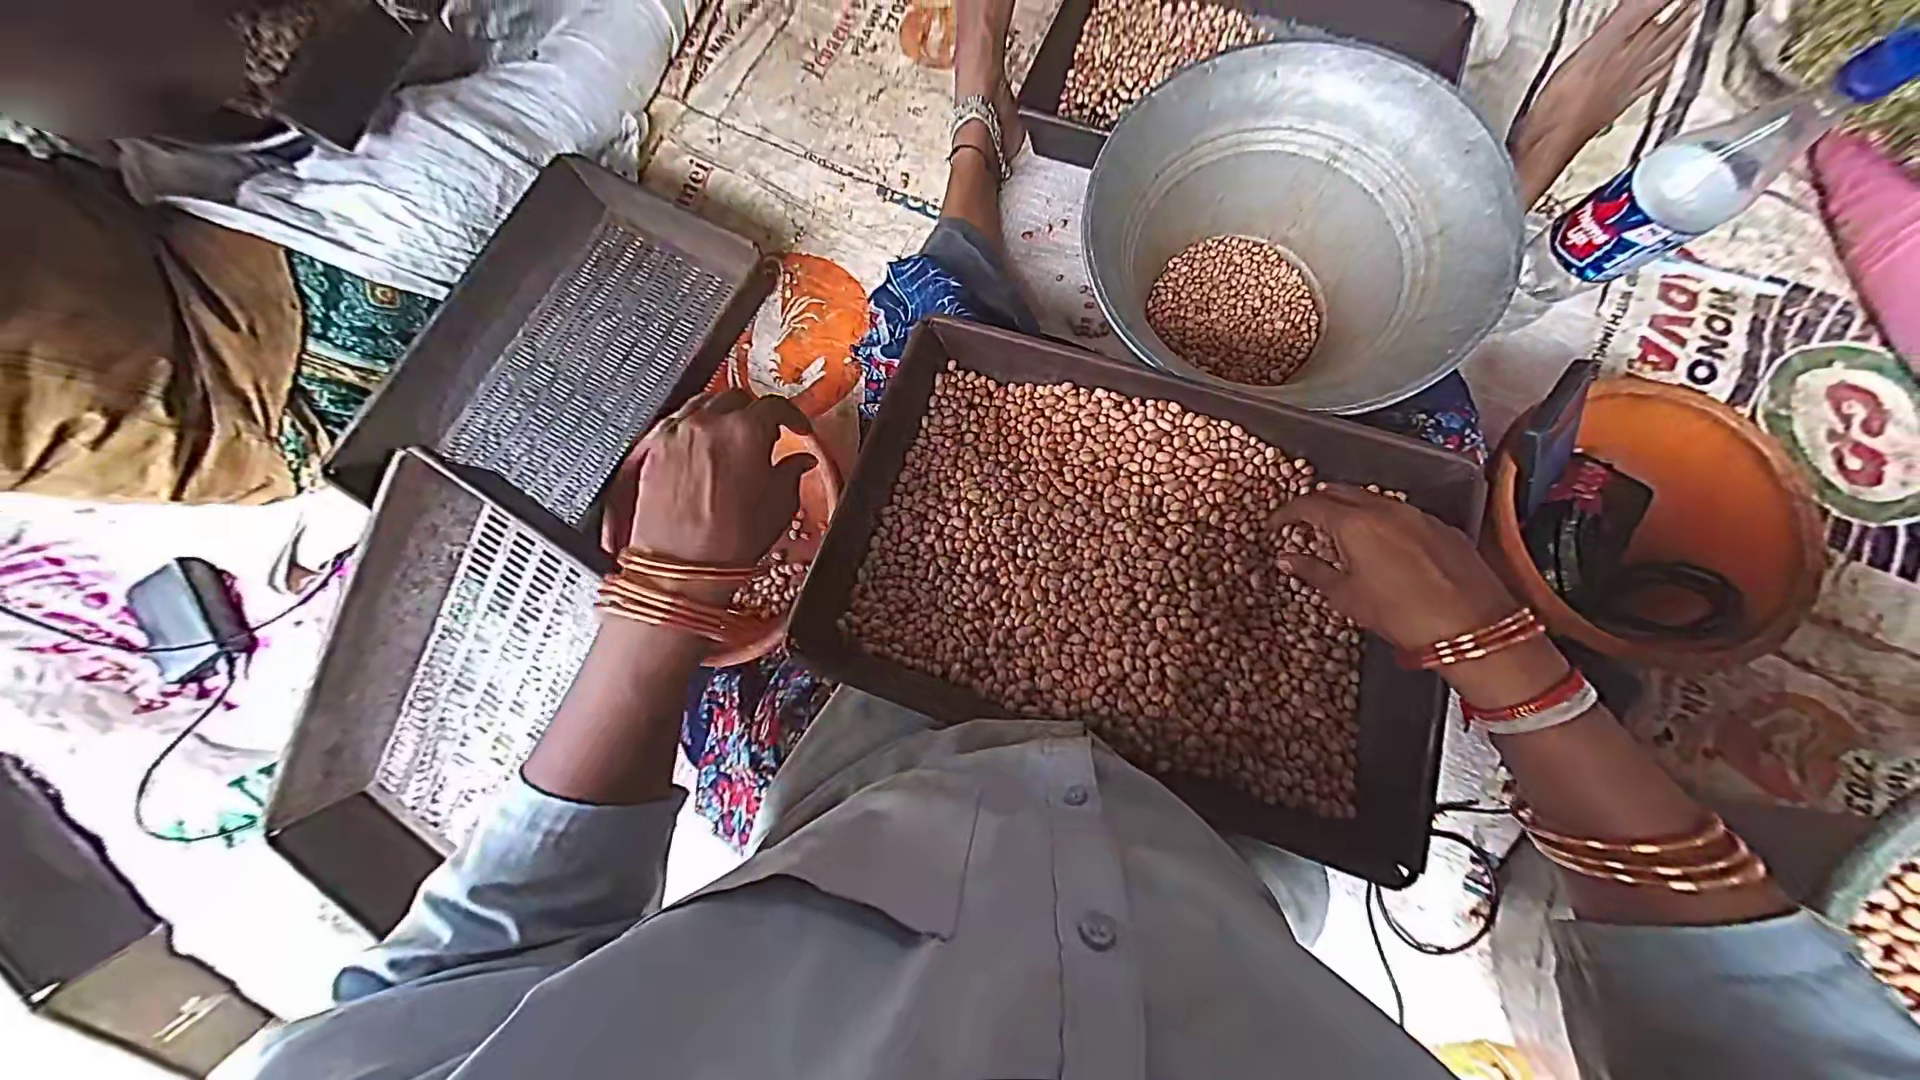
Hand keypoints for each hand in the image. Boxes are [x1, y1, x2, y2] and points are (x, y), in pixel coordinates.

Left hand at [600, 390, 814, 570]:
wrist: (680, 565)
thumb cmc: (730, 540)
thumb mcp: (779, 506)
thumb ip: (791, 473)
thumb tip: (800, 462)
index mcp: (746, 432)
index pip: (775, 406)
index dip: (793, 417)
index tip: (797, 429)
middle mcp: (708, 423)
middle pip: (738, 399)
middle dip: (756, 413)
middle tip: (767, 434)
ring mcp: (676, 432)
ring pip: (705, 404)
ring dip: (725, 415)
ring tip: (734, 438)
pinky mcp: (654, 447)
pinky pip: (679, 421)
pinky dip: (697, 426)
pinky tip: (705, 446)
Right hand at [1274, 485, 1568, 707]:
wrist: (1472, 626)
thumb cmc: (1401, 614)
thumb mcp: (1346, 596)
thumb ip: (1312, 571)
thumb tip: (1288, 559)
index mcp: (1354, 523)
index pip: (1308, 504)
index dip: (1286, 512)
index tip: (1276, 524)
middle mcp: (1385, 509)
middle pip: (1340, 491)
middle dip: (1316, 503)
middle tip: (1302, 521)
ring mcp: (1417, 515)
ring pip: (1372, 498)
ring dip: (1349, 508)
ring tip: (1338, 530)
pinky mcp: (1442, 527)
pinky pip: (1401, 512)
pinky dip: (1380, 519)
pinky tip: (1380, 542)